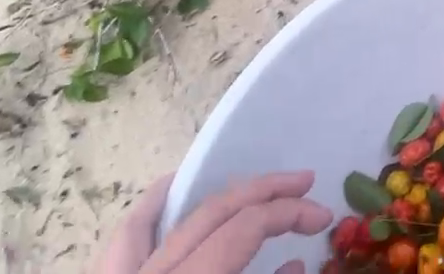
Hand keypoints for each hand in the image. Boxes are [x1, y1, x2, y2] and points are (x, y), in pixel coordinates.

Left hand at [93, 170, 333, 273]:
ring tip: (241, 180)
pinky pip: (121, 242)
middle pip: (212, 213)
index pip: (245, 227)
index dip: (289, 214)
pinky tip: (167, 193)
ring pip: (154, 219)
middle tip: (304, 184)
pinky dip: (146, 211)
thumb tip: (296, 264)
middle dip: (265, 192)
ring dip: (205, 192)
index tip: (322, 219)